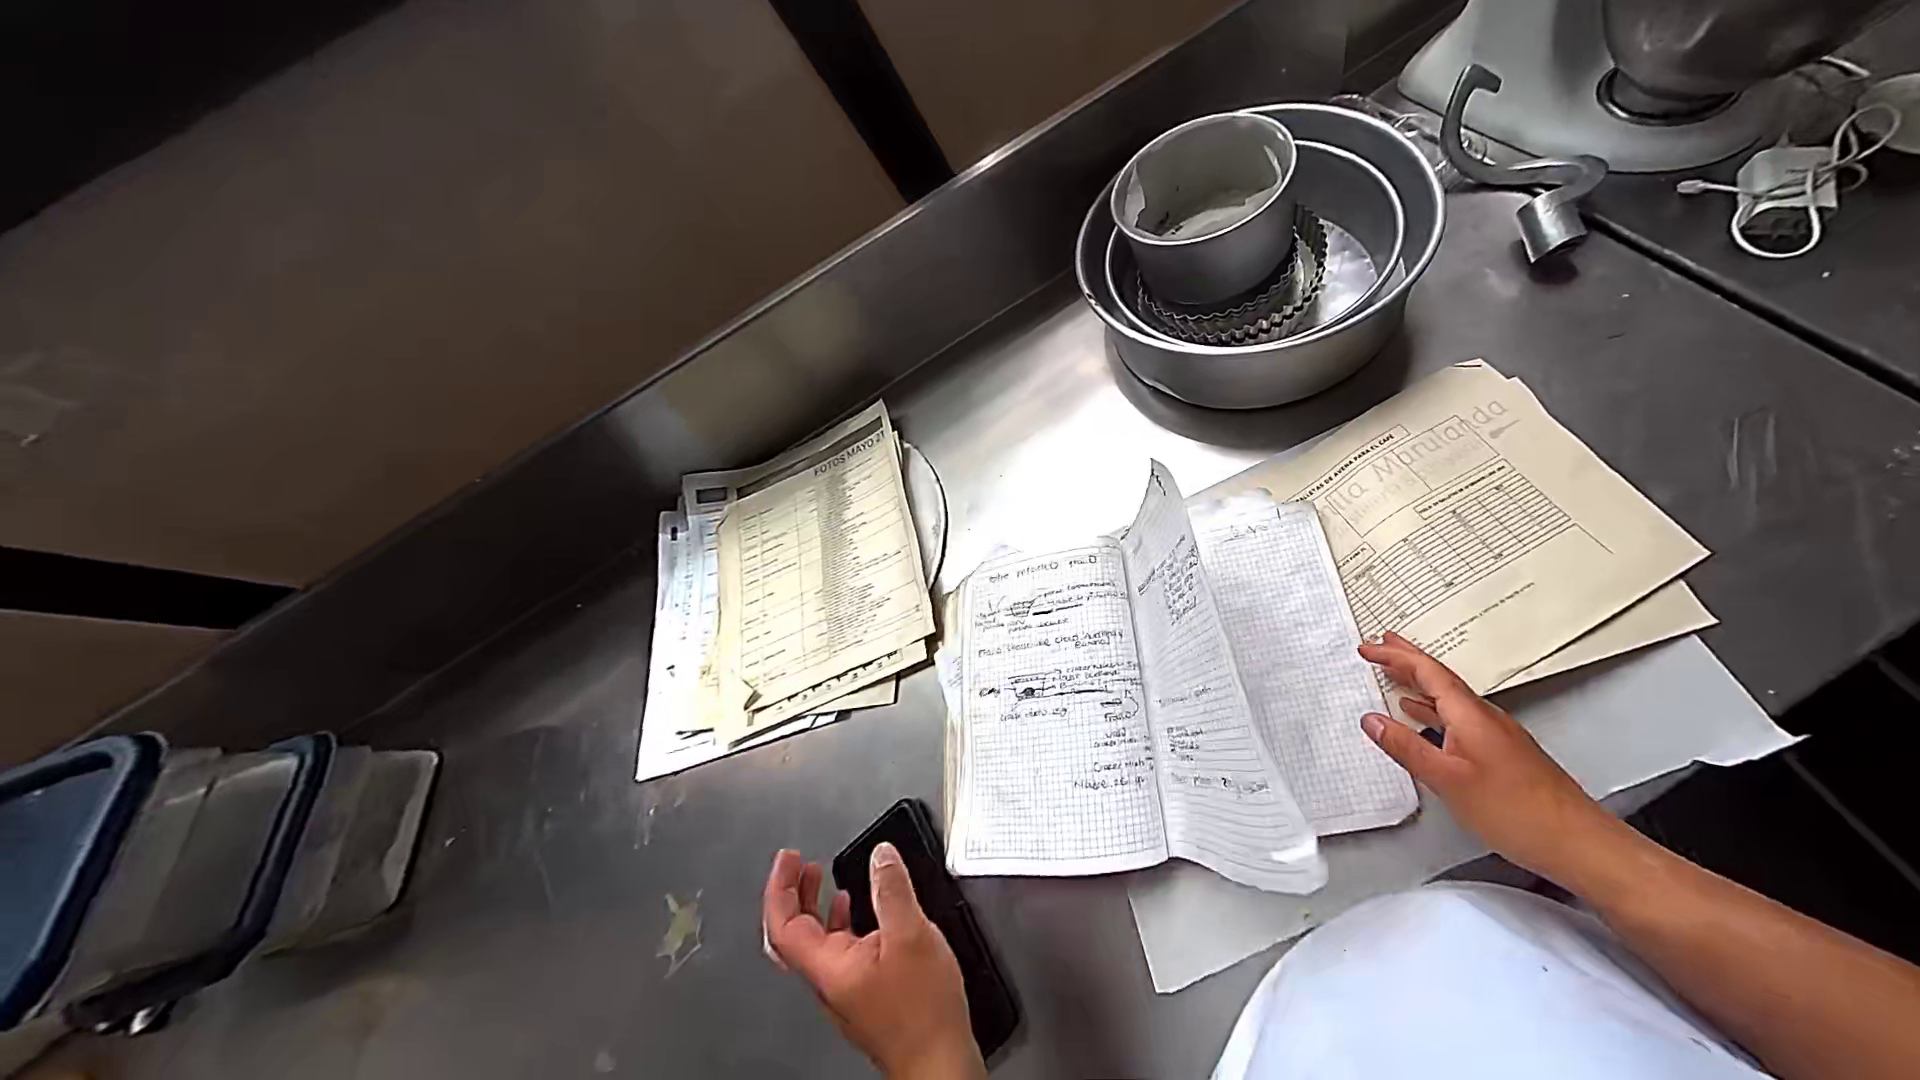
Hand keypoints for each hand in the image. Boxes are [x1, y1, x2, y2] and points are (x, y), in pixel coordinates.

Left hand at [763, 845, 984, 1079]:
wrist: (939, 1064)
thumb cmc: (924, 1014)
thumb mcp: (911, 935)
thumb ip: (892, 890)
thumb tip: (881, 857)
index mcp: (830, 966)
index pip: (784, 925)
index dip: (780, 887)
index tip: (786, 860)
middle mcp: (830, 980)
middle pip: (793, 932)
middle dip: (792, 892)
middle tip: (796, 864)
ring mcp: (845, 989)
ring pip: (815, 941)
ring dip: (813, 904)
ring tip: (819, 878)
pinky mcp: (863, 993)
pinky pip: (837, 949)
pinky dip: (838, 920)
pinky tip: (856, 911)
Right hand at [1357, 632, 1632, 884]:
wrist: (1581, 846)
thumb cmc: (1521, 812)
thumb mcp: (1447, 779)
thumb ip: (1405, 747)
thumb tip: (1373, 721)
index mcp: (1471, 716)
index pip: (1427, 672)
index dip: (1395, 656)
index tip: (1369, 648)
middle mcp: (1485, 719)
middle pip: (1440, 679)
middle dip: (1407, 660)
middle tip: (1382, 646)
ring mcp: (1496, 736)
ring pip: (1449, 699)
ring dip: (1418, 684)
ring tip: (1394, 677)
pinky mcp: (1501, 754)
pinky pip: (1458, 718)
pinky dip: (1433, 710)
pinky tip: (1424, 720)